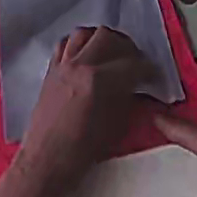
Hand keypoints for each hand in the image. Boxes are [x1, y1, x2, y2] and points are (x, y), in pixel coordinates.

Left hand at [0, 28, 151, 196]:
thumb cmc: (80, 153)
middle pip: (107, 37)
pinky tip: (85, 55)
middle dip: (126, 46)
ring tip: (110, 52)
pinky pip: (65, 43)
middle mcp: (79, 65)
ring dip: (100, 39)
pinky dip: (78, 44)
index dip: (146, 68)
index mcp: (97, 81)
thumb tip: (137, 85)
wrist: (44, 163)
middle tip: (134, 59)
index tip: (152, 73)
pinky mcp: (51, 69)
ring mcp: (62, 65)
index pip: (130, 64)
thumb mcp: (113, 128)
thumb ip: (126, 100)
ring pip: (84, 33)